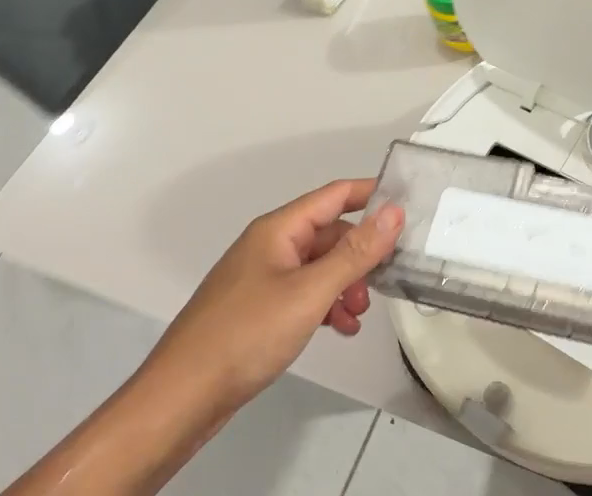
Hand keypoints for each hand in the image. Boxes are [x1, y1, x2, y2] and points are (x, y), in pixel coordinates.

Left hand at [141, 179, 404, 414]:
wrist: (182, 397)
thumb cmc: (246, 335)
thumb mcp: (310, 292)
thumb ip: (355, 253)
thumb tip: (393, 212)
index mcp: (278, 230)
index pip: (334, 195)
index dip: (371, 194)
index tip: (408, 204)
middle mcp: (269, 246)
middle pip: (329, 234)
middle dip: (360, 254)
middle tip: (386, 279)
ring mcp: (261, 279)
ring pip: (318, 268)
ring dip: (345, 285)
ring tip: (358, 315)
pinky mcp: (257, 310)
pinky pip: (303, 294)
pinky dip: (325, 306)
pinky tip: (339, 329)